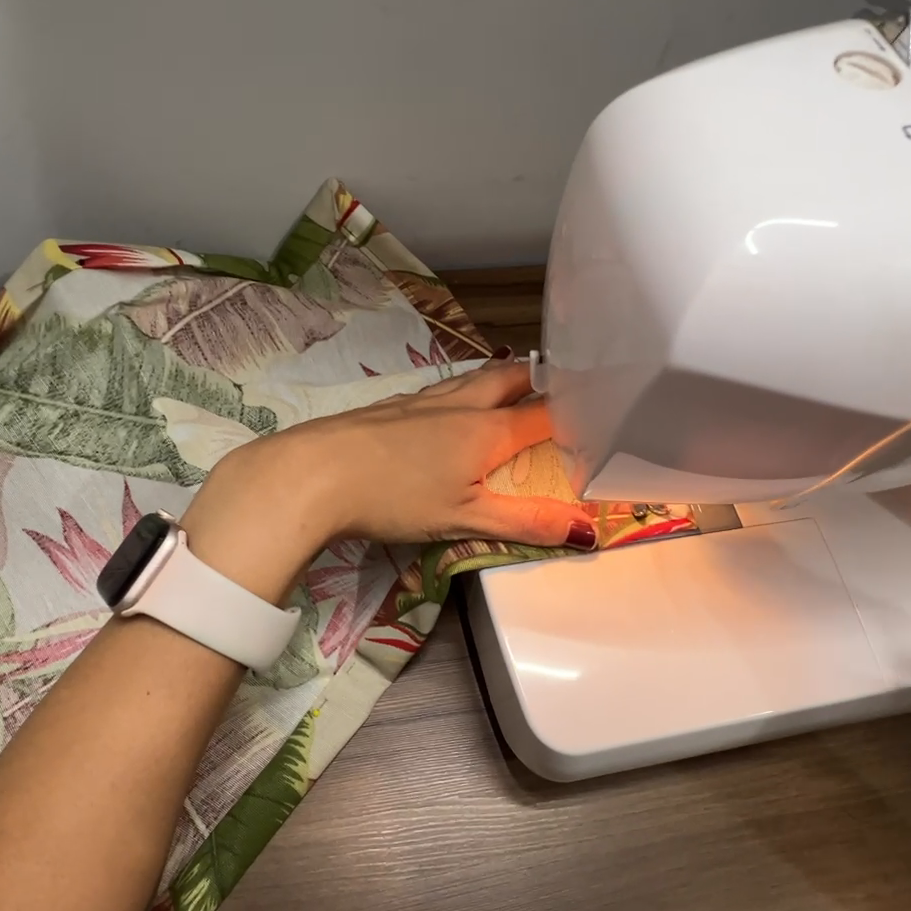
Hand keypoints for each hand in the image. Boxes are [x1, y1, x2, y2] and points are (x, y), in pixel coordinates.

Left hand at [179, 359, 597, 602]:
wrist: (312, 474)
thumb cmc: (395, 497)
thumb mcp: (467, 518)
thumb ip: (526, 522)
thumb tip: (588, 531)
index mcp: (486, 430)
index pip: (544, 413)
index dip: (575, 414)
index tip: (598, 417)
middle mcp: (458, 405)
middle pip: (508, 379)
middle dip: (537, 380)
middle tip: (558, 385)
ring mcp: (419, 402)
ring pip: (470, 379)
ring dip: (498, 379)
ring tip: (511, 385)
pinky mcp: (387, 408)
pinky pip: (438, 391)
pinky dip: (459, 392)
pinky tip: (445, 408)